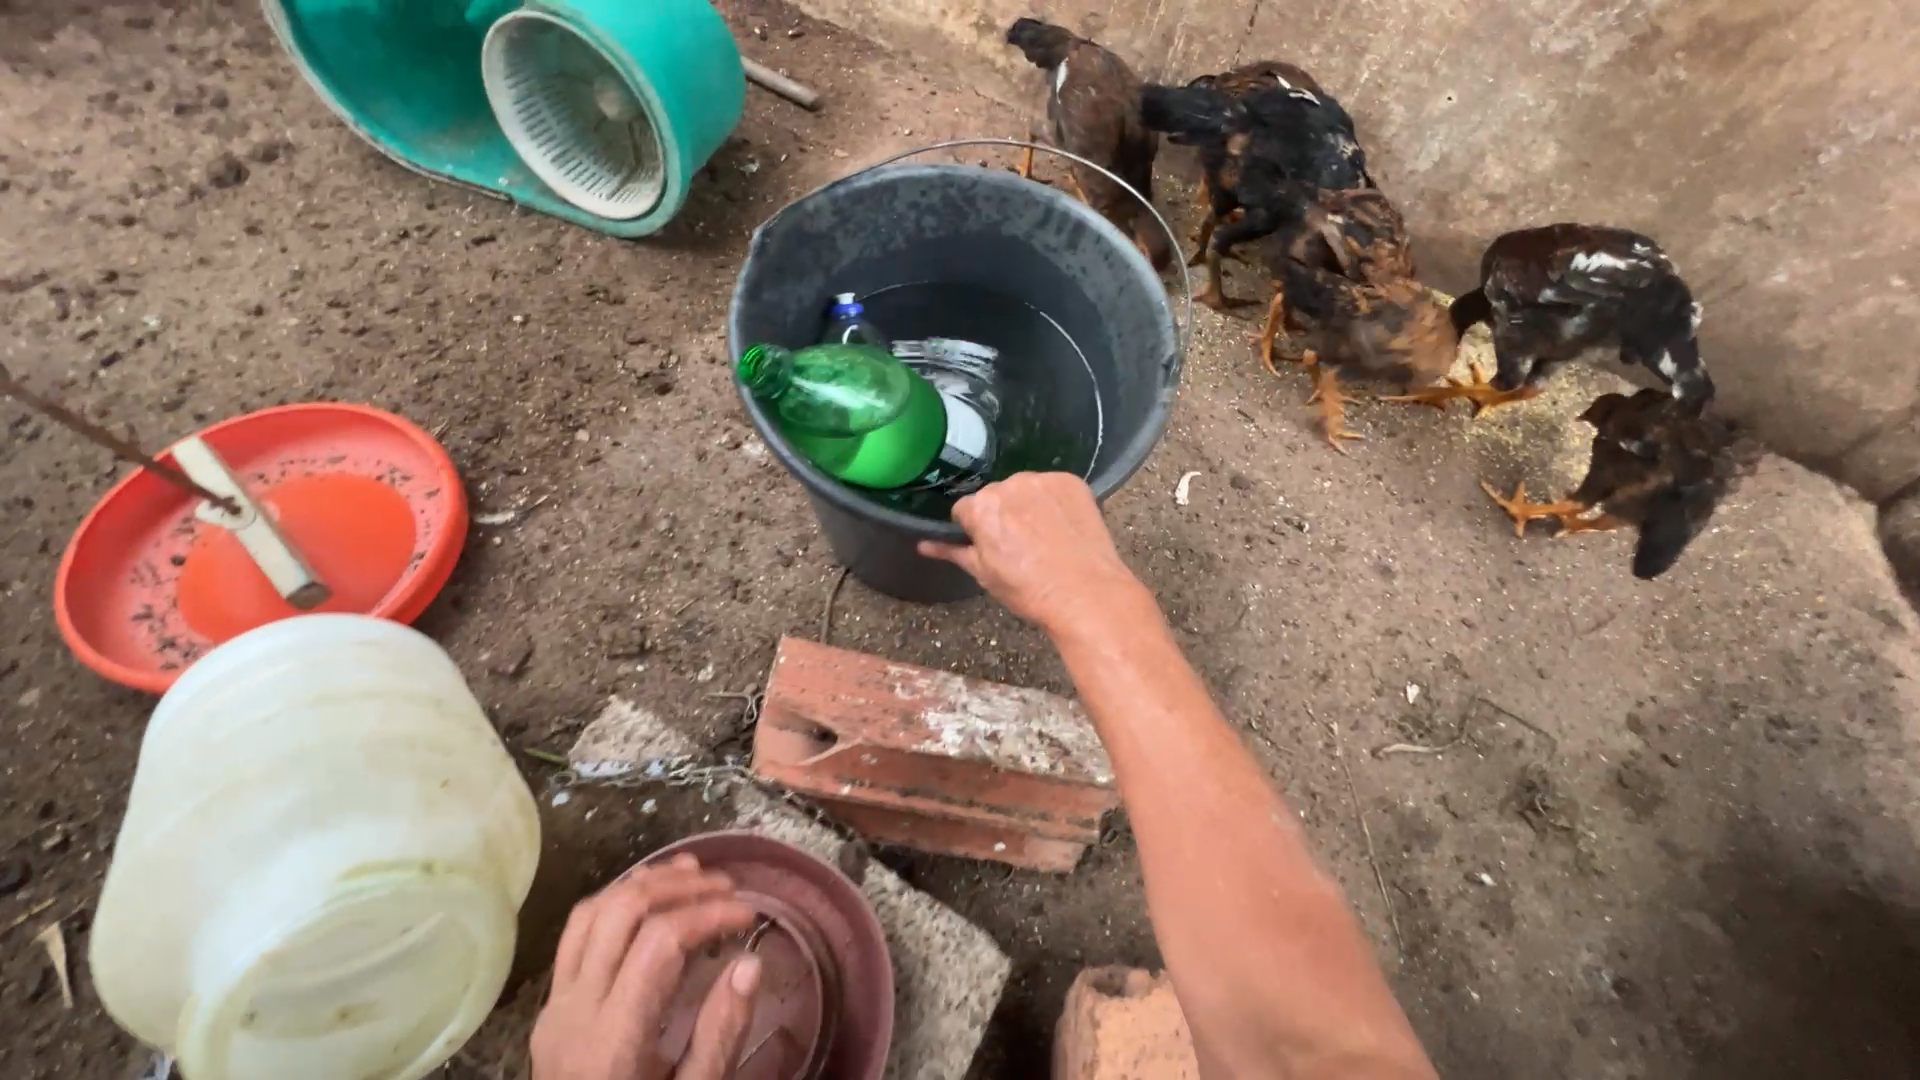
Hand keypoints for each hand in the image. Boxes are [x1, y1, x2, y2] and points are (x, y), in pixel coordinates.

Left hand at [531, 856, 761, 1079]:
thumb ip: (721, 1035)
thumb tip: (750, 962)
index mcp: (611, 1042)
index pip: (659, 943)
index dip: (708, 914)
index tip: (750, 914)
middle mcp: (574, 1012)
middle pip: (622, 913)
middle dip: (680, 887)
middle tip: (728, 887)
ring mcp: (555, 1006)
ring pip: (593, 911)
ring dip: (646, 883)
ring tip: (693, 874)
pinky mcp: (551, 1005)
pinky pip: (577, 931)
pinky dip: (617, 899)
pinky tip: (651, 896)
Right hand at [918, 472, 1147, 633]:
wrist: (1085, 592)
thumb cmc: (1030, 590)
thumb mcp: (985, 574)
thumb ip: (953, 552)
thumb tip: (923, 545)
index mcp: (981, 507)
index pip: (964, 510)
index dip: (973, 530)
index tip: (989, 547)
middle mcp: (1009, 484)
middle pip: (995, 496)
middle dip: (1001, 515)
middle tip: (1018, 547)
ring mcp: (1043, 481)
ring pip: (1024, 489)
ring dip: (1027, 505)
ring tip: (1043, 538)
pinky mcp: (1071, 482)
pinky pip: (1053, 487)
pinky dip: (1054, 502)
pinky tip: (1062, 528)